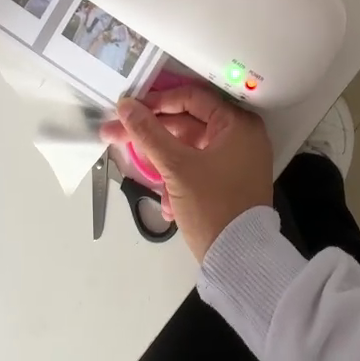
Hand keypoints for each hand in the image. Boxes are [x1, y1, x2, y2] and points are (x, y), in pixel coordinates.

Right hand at [101, 86, 272, 261]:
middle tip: (117, 135)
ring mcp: (236, 161)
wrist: (240, 262)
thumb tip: (126, 106)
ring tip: (140, 174)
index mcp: (237, 124)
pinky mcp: (229, 182)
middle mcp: (241, 136)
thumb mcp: (176, 167)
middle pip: (187, 123)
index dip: (157, 102)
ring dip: (164, 163)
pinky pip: (199, 169)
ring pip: (189, 149)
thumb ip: (149, 133)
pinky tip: (166, 203)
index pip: (191, 98)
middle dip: (153, 136)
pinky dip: (180, 180)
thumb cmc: (213, 207)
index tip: (130, 110)